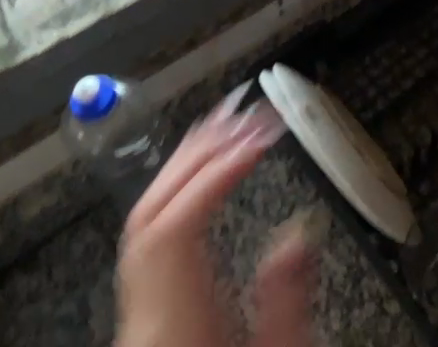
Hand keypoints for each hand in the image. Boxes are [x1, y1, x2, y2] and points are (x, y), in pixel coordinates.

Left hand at [116, 86, 318, 346]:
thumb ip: (286, 300)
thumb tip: (298, 227)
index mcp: (176, 328)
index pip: (175, 228)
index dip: (212, 173)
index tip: (258, 137)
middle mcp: (144, 319)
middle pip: (149, 217)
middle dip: (196, 155)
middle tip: (244, 111)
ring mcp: (139, 319)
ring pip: (144, 226)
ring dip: (185, 168)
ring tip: (228, 126)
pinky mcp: (147, 323)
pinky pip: (152, 242)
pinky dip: (181, 196)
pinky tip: (208, 179)